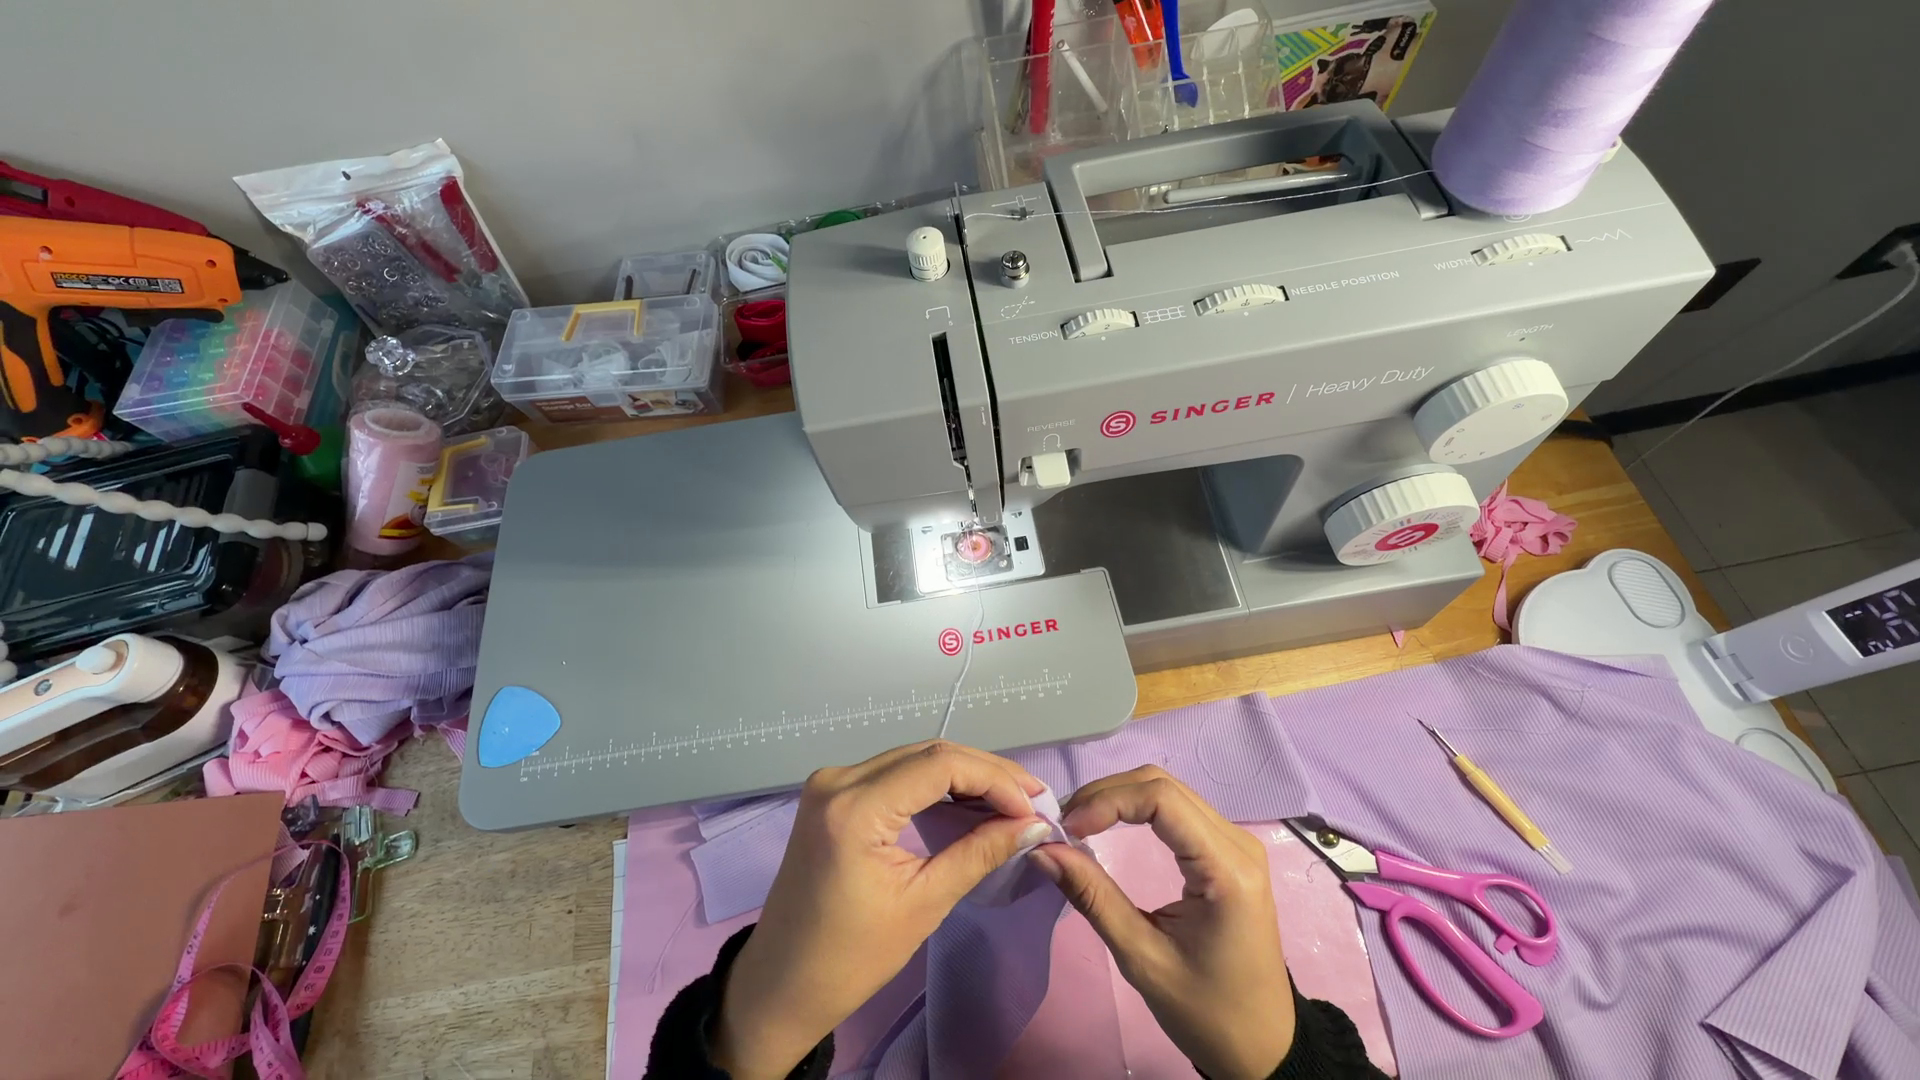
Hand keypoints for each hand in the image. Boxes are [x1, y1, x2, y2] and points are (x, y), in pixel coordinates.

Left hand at [711, 741, 1050, 1079]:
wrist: (783, 981)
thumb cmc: (852, 956)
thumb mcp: (924, 903)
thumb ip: (980, 852)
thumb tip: (1033, 823)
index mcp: (855, 807)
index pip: (940, 764)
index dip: (994, 779)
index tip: (1033, 807)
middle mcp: (839, 779)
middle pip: (928, 753)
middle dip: (986, 773)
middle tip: (1033, 799)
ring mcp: (832, 782)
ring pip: (914, 758)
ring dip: (964, 775)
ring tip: (1011, 801)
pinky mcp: (833, 792)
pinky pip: (895, 773)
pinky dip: (935, 783)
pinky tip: (969, 802)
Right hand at [1029, 766, 1295, 1079]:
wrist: (1262, 1045)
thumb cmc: (1205, 1010)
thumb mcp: (1142, 958)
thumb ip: (1093, 897)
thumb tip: (1043, 850)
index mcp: (1226, 870)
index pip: (1162, 799)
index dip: (1108, 801)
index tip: (1067, 828)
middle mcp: (1238, 843)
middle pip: (1163, 785)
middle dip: (1106, 794)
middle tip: (1063, 823)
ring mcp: (1237, 843)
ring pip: (1168, 790)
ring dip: (1118, 797)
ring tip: (1078, 823)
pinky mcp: (1228, 850)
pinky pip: (1177, 808)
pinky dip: (1136, 808)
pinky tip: (1108, 824)